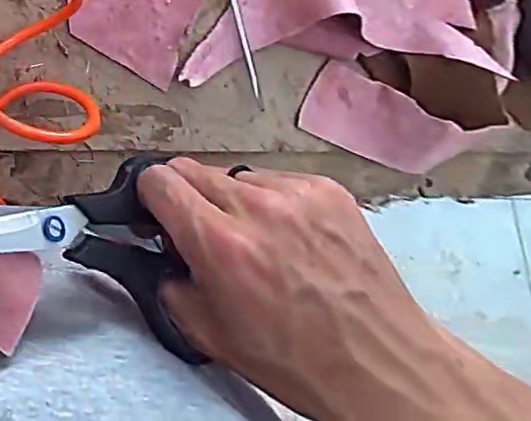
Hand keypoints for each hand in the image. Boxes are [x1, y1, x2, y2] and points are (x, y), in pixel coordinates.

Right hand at [139, 159, 530, 420]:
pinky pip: (276, 178)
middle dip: (184, 194)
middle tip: (199, 225)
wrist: (381, 363)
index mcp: (223, 246)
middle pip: (191, 168)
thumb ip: (170, 282)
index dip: (149, 194)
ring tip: (256, 238)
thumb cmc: (301, 361)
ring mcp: (295, 192)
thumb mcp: (213, 336)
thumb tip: (155, 247)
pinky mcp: (325, 186)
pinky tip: (290, 235)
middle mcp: (257, 207)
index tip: (152, 205)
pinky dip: (272, 200)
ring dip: (232, 199)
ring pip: (234, 174)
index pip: (159, 180)